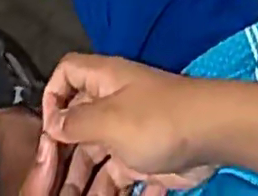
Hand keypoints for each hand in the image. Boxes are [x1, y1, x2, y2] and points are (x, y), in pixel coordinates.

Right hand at [24, 54, 217, 195]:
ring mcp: (129, 132)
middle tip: (50, 191)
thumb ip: (76, 122)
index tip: (48, 132)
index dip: (53, 97)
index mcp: (103, 81)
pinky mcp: (145, 160)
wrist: (209, 134)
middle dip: (62, 159)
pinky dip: (109, 194)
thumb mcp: (108, 119)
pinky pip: (119, 180)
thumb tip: (52, 123)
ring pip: (95, 160)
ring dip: (82, 186)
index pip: (68, 73)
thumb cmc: (155, 119)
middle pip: (77, 126)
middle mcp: (113, 103)